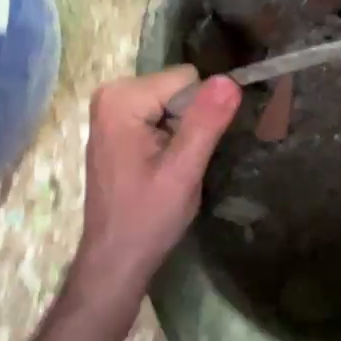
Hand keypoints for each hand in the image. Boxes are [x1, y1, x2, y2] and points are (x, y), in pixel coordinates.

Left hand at [75, 66, 240, 295]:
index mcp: (122, 97)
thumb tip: (230, 79)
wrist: (115, 261)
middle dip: (189, 122)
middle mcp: (111, 93)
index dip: (199, 115)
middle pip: (178, 88)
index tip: (188, 152)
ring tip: (170, 168)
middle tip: (179, 164)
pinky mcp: (116, 124)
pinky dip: (169, 138)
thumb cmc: (147, 219)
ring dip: (181, 132)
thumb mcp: (183, 172)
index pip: (188, 79)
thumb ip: (205, 122)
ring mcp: (111, 109)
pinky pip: (160, 114)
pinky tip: (160, 168)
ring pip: (173, 102)